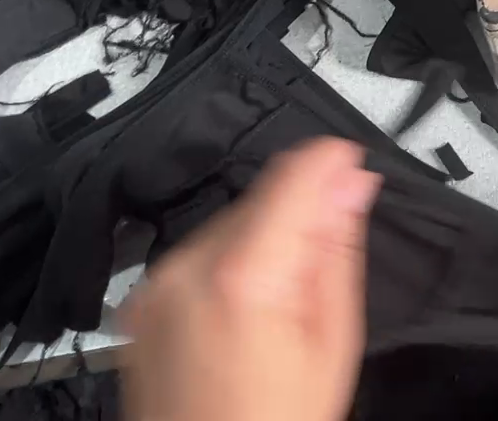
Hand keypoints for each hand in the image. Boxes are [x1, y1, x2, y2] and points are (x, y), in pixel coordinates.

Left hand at [122, 138, 382, 420]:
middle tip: (320, 270)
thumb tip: (352, 182)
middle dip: (303, 213)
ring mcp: (159, 286)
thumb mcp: (332, 336)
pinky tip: (249, 307)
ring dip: (270, 235)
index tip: (351, 164)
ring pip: (236, 218)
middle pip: (264, 195)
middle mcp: (188, 269)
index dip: (330, 161)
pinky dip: (236, 258)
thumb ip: (338, 246)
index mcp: (243, 276)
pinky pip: (205, 248)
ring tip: (281, 301)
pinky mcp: (145, 300)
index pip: (293, 174)